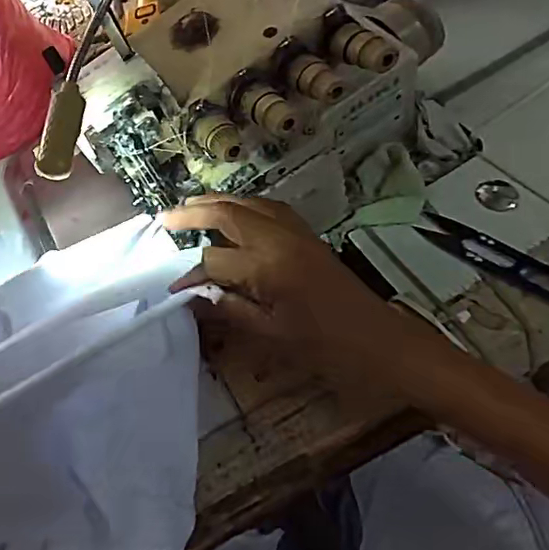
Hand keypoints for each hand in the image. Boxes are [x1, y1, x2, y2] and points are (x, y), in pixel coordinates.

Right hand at [162, 195, 446, 390]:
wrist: (384, 342)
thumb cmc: (327, 347)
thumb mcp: (272, 334)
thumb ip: (229, 309)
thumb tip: (193, 295)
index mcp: (268, 266)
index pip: (213, 259)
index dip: (190, 273)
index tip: (173, 289)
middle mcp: (279, 239)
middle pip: (226, 213)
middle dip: (192, 213)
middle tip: (164, 219)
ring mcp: (295, 232)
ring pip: (247, 202)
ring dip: (216, 202)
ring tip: (189, 207)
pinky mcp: (307, 234)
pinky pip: (268, 206)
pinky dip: (243, 204)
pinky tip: (234, 213)